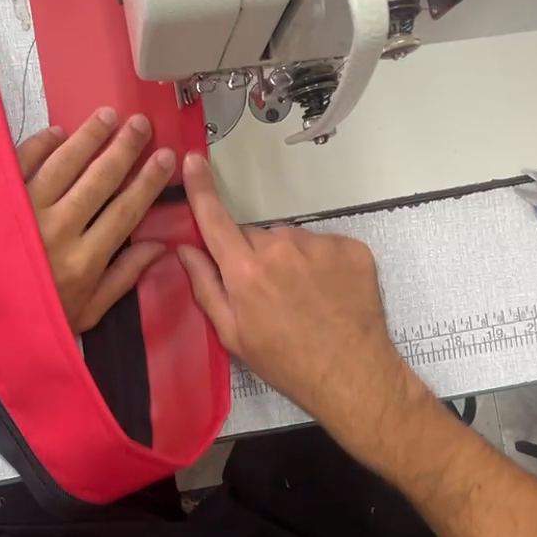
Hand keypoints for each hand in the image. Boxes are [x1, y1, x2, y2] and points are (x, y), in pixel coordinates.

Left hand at [18, 109, 176, 331]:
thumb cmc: (38, 320)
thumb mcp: (88, 313)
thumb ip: (123, 277)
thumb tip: (159, 246)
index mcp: (85, 261)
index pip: (125, 210)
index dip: (148, 181)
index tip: (165, 156)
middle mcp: (58, 231)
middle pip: (99, 179)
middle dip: (123, 148)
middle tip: (140, 124)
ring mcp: (25, 212)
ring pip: (63, 165)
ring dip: (88, 137)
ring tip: (107, 116)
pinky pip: (21, 164)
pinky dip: (40, 145)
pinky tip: (58, 133)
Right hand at [177, 153, 431, 455]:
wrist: (351, 375)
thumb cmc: (285, 362)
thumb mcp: (232, 334)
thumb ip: (205, 286)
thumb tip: (185, 251)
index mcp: (245, 270)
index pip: (215, 219)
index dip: (201, 189)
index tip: (193, 161)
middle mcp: (281, 247)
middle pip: (254, 236)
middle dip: (253, 257)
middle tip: (267, 296)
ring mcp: (319, 244)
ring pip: (289, 241)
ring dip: (289, 260)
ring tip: (302, 299)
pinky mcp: (350, 247)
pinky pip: (323, 245)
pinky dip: (320, 264)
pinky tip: (326, 294)